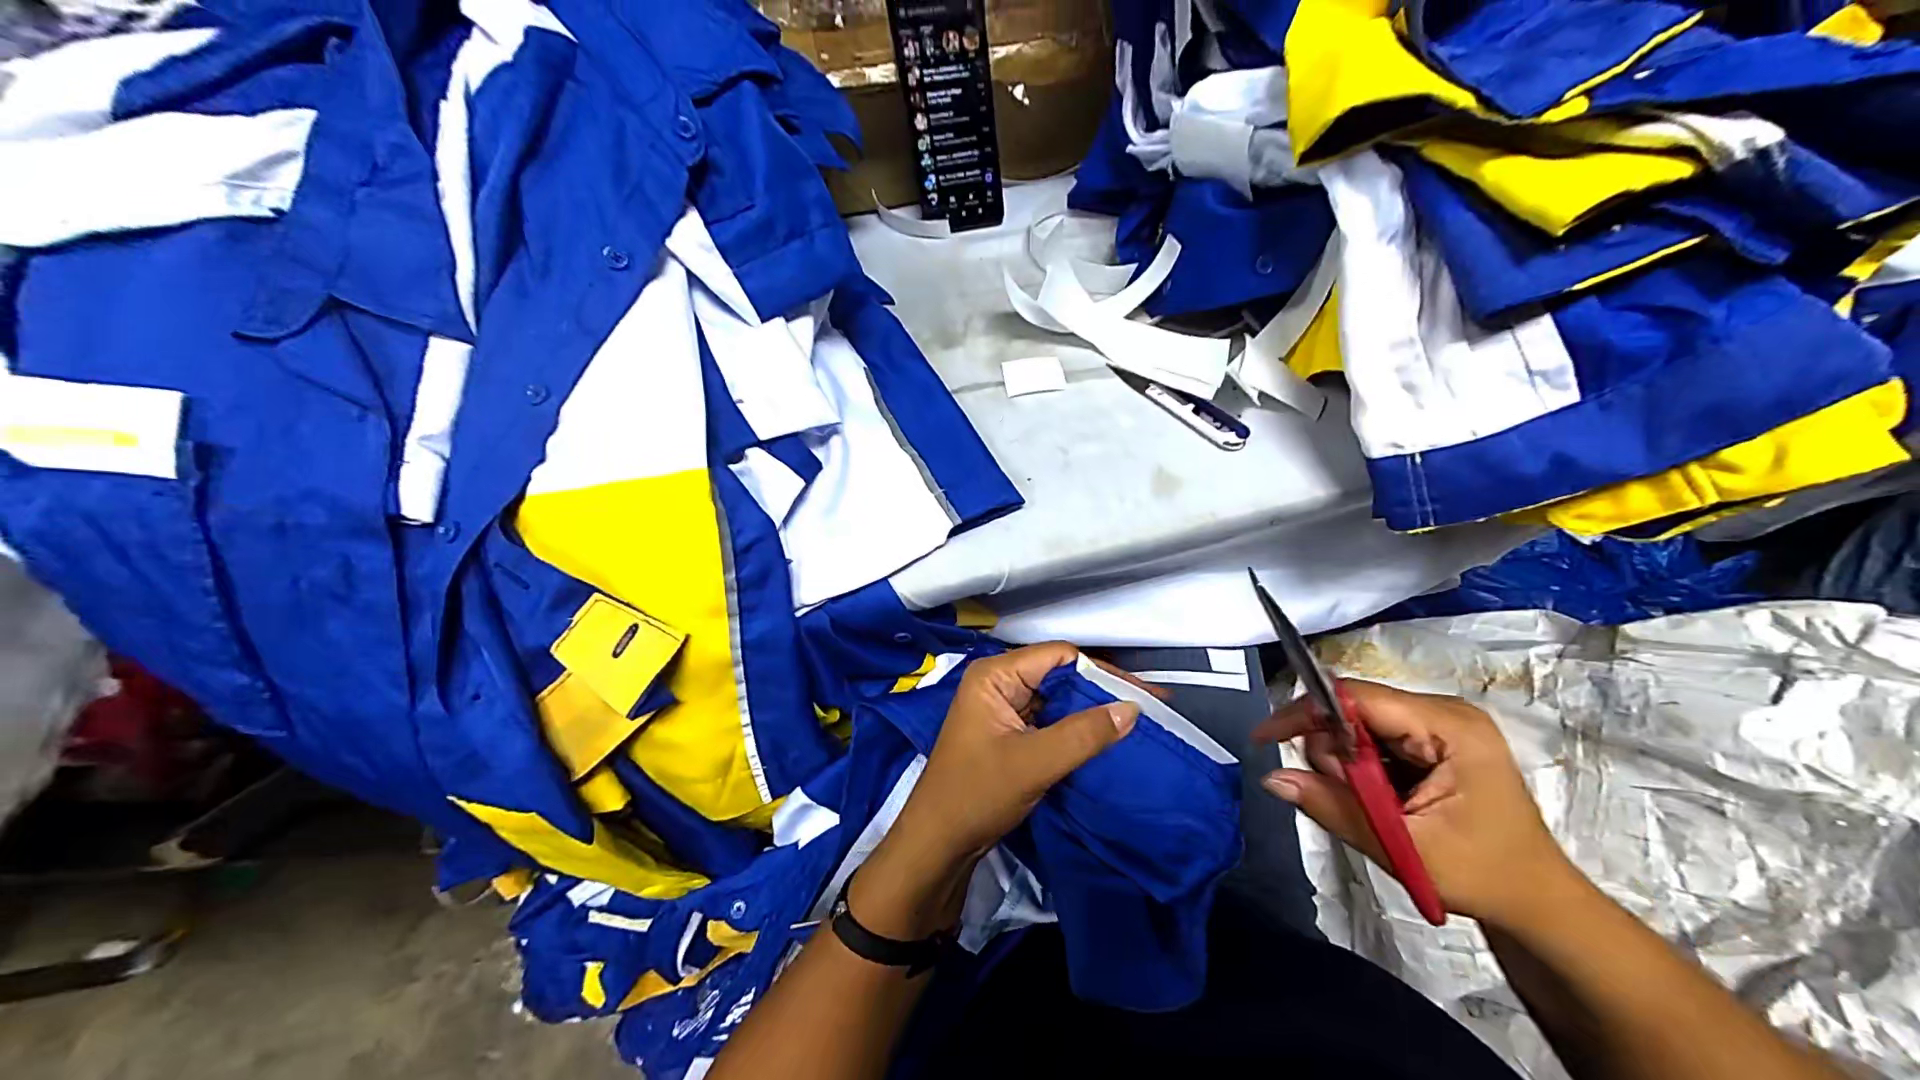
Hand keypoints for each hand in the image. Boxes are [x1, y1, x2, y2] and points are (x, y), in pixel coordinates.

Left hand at [848, 643, 1141, 940]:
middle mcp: (998, 684)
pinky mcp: (1010, 734)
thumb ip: (1082, 734)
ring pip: (1058, 699)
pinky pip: (1051, 720)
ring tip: (1136, 723)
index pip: (1059, 656)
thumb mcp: (1033, 763)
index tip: (1144, 693)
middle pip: (1060, 674)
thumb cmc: (975, 795)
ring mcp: (1003, 709)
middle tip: (1149, 708)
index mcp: (995, 676)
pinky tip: (1105, 740)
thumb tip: (1132, 709)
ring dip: (1091, 711)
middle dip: (1102, 690)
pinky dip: (1077, 728)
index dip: (1102, 672)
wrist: (939, 843)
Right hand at [1253, 679, 1578, 927]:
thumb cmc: (1484, 875)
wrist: (1537, 903)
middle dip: (1332, 751)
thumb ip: (1333, 807)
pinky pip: (1371, 737)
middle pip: (1352, 708)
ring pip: (1356, 724)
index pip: (1356, 697)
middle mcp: (1443, 712)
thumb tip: (1273, 779)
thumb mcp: (1402, 846)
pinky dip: (1360, 768)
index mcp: (1449, 727)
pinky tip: (1378, 798)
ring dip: (1345, 764)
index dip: (1306, 713)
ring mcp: (1439, 724)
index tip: (1266, 738)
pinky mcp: (1432, 740)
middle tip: (1346, 797)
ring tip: (1371, 806)